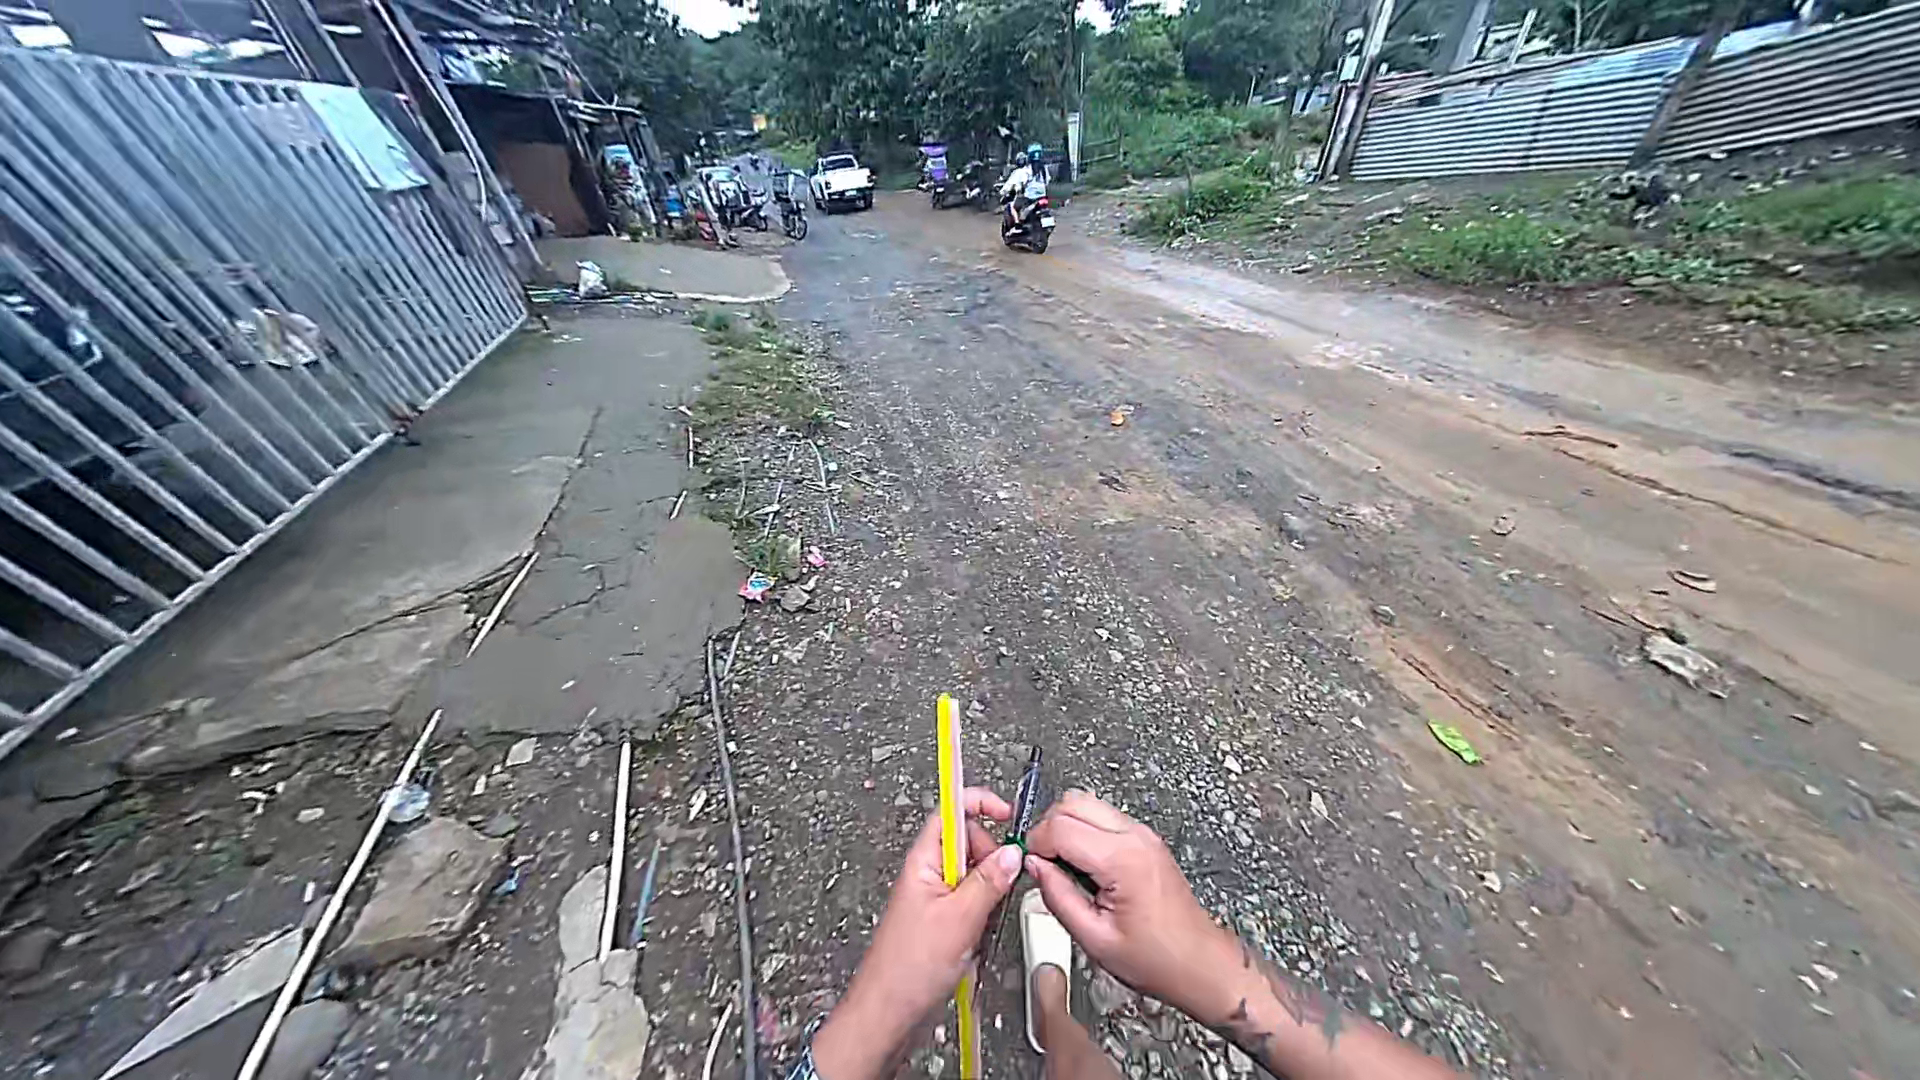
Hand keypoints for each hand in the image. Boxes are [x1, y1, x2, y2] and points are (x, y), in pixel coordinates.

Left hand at [812, 787, 1024, 1079]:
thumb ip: (988, 882)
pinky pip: (972, 899)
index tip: (1005, 811)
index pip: (951, 811)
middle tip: (999, 880)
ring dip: (987, 890)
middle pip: (969, 839)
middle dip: (990, 855)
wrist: (888, 1014)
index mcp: (924, 859)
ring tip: (982, 918)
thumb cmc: (907, 969)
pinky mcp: (943, 917)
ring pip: (974, 872)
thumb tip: (1012, 853)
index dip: (979, 802)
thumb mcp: (959, 919)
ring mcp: (937, 895)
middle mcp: (930, 871)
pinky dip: (983, 911)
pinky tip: (978, 934)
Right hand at [1023, 790, 1234, 1018]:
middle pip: (1072, 802)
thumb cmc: (1157, 958)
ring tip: (1062, 862)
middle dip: (1048, 826)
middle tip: (1042, 859)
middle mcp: (1134, 836)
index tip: (1029, 862)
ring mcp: (1141, 832)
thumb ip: (1058, 897)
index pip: (1061, 827)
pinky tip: (1082, 861)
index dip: (1036, 842)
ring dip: (1065, 824)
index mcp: (1122, 860)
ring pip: (1086, 802)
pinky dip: (1082, 828)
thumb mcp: (1095, 940)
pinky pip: (1101, 815)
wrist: (1201, 963)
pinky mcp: (1142, 836)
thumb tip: (1034, 867)